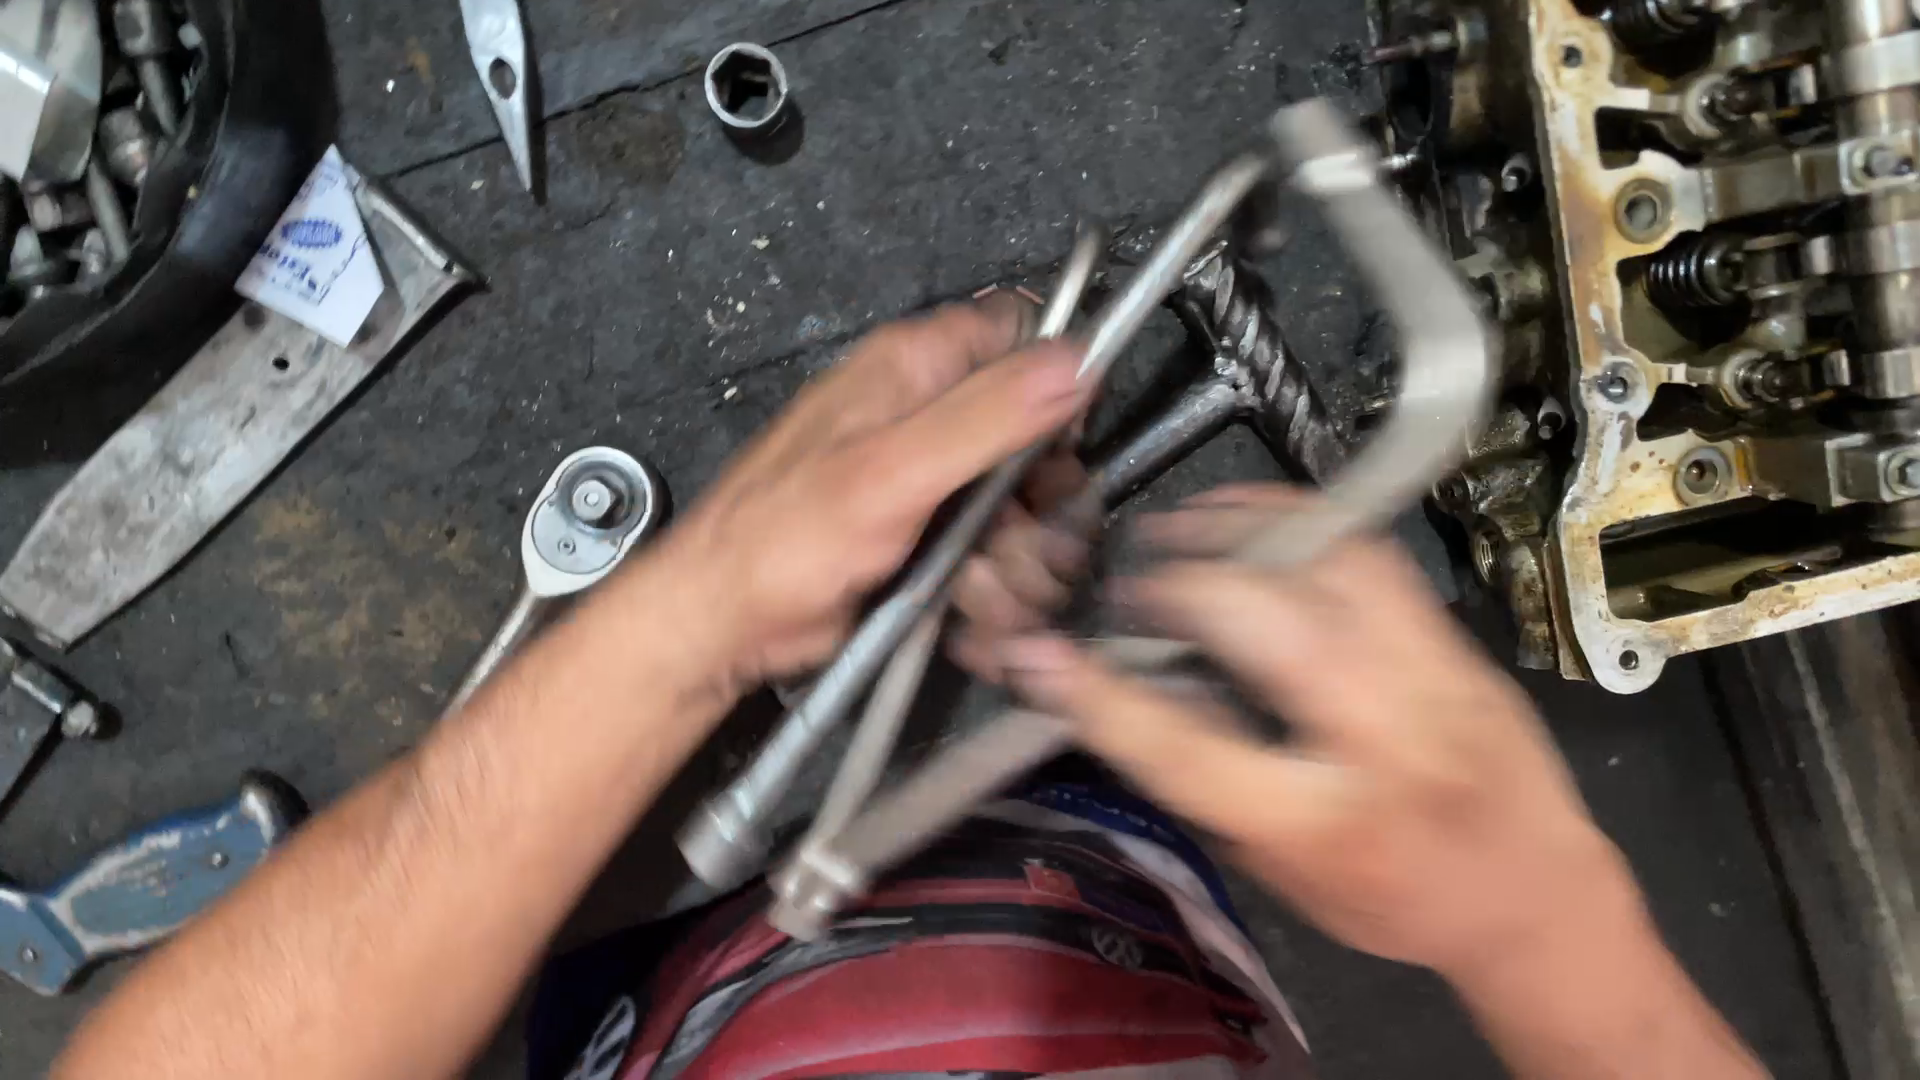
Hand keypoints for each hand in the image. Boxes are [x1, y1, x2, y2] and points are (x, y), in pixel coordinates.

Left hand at [642, 296, 1087, 688]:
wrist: (729, 618)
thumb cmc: (788, 538)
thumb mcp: (890, 471)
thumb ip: (985, 416)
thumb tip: (1077, 360)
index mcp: (913, 368)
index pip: (1018, 336)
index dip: (1054, 383)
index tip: (1059, 447)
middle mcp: (926, 411)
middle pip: (1034, 429)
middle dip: (1042, 493)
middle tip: (1025, 541)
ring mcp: (931, 475)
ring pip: (1020, 495)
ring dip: (1021, 549)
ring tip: (983, 586)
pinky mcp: (930, 528)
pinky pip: (993, 539)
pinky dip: (996, 575)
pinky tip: (972, 600)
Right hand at [1000, 485, 1642, 982]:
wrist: (1531, 891)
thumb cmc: (1388, 896)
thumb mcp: (1270, 862)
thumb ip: (1199, 772)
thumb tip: (1126, 688)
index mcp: (1323, 822)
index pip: (1185, 747)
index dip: (1098, 694)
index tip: (1039, 654)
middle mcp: (1384, 739)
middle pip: (1263, 626)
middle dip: (1174, 589)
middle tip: (1125, 586)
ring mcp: (1430, 675)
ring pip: (1323, 565)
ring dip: (1231, 533)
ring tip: (1174, 529)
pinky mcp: (1451, 637)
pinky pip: (1365, 548)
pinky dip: (1291, 517)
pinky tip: (1244, 516)